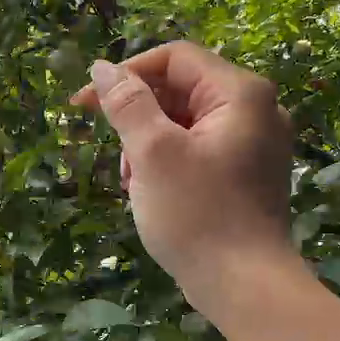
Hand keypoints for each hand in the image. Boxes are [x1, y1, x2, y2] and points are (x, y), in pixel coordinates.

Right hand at [69, 41, 296, 304]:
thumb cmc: (196, 213)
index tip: (84, 105)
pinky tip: (152, 194)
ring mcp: (254, 144)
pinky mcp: (245, 174)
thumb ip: (127, 105)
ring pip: (184, 123)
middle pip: (180, 90)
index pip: (174, 58)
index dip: (125, 74)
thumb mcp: (152, 154)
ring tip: (132, 183)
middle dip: (136, 117)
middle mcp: (255, 109)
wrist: (242, 282)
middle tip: (113, 156)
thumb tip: (102, 67)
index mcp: (239, 94)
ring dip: (147, 145)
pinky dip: (166, 163)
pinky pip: (197, 150)